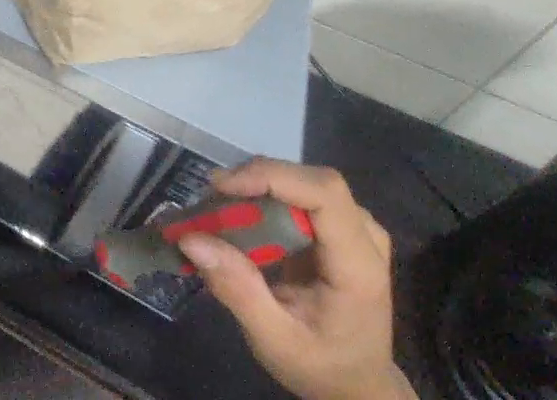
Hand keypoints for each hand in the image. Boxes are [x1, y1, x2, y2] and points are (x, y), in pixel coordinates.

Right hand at [177, 160, 415, 399]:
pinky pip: (300, 194)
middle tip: (212, 198)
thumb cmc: (319, 364)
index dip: (272, 177)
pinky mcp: (339, 230)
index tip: (222, 187)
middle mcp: (365, 239)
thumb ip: (237, 290)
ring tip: (219, 208)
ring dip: (258, 186)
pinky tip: (240, 215)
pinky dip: (264, 195)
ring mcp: (355, 232)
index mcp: (357, 268)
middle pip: (313, 181)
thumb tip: (191, 239)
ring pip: (304, 182)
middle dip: (257, 179)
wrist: (357, 385)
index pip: (325, 195)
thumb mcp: (273, 339)